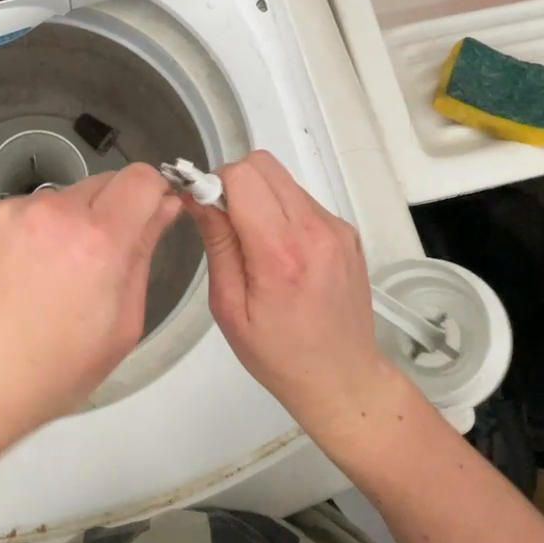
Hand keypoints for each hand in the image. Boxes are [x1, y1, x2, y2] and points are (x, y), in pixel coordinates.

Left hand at [0, 163, 181, 440]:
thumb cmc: (47, 372)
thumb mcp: (120, 328)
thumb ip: (142, 257)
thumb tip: (162, 210)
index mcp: (99, 242)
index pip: (142, 179)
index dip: (153, 194)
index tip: (149, 214)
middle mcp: (55, 213)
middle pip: (102, 183)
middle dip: (109, 214)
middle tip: (93, 263)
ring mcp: (12, 210)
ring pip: (59, 200)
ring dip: (64, 225)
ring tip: (44, 279)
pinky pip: (20, 210)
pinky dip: (25, 232)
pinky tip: (13, 275)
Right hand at [188, 151, 400, 435]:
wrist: (343, 378)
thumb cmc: (278, 354)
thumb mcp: (229, 307)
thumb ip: (217, 243)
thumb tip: (196, 197)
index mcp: (280, 252)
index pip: (242, 176)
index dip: (216, 185)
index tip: (207, 211)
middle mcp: (314, 230)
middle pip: (263, 165)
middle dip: (235, 182)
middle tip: (225, 222)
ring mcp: (336, 228)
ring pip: (283, 179)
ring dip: (260, 196)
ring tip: (254, 242)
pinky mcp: (347, 232)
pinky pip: (303, 199)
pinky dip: (283, 211)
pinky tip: (280, 251)